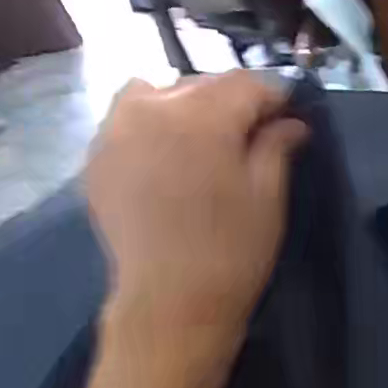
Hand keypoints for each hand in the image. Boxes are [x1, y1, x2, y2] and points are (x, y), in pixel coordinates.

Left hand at [74, 72, 306, 387]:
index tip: (291, 120)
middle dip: (232, 104)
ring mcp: (114, 130)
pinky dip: (154, 129)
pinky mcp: (96, 157)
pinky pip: (128, 122)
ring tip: (205, 145)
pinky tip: (170, 165)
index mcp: (202, 115)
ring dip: (187, 108)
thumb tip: (291, 123)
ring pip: (157, 94)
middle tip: (254, 137)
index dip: (275, 99)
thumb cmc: (234, 251)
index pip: (247, 85)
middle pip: (201, 85)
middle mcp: (151, 107)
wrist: (172, 302)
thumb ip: (277, 147)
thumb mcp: (269, 197)